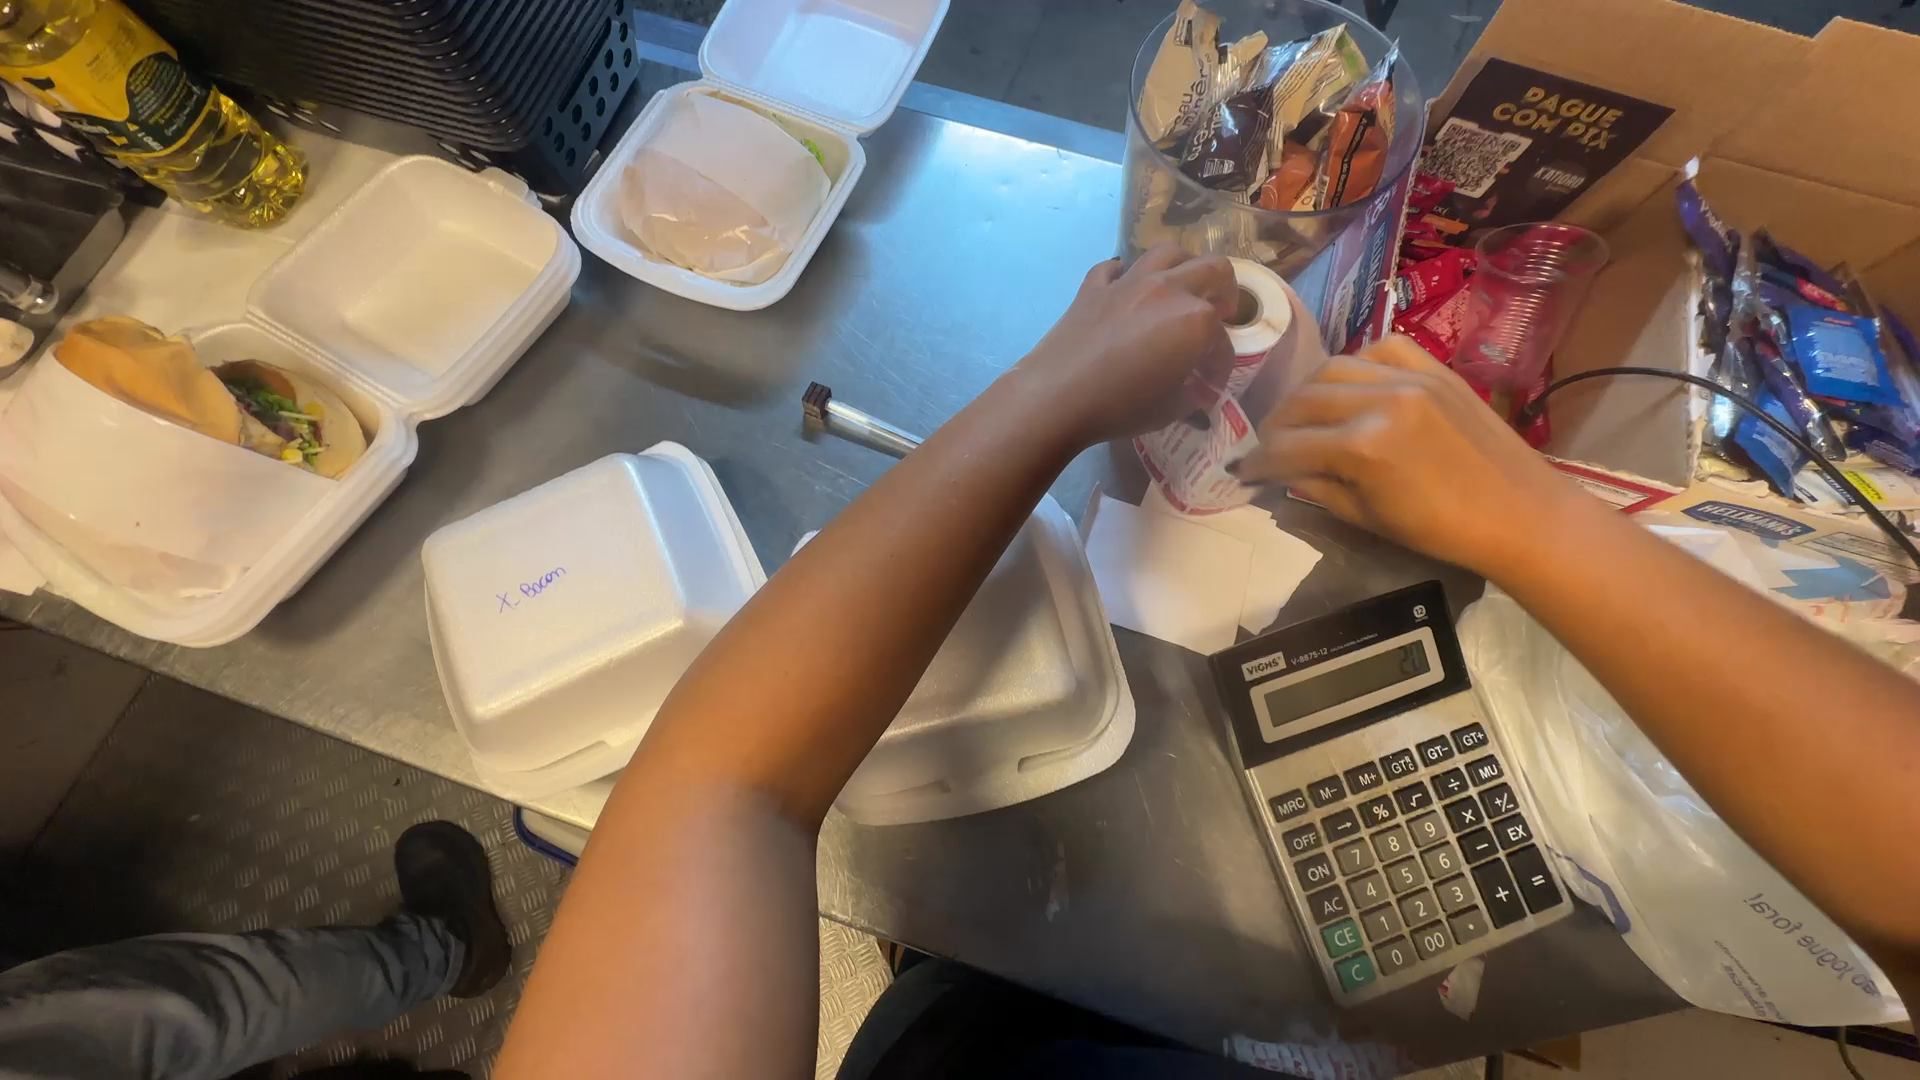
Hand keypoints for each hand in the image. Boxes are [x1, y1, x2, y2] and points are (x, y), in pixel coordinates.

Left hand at [1009, 244, 1236, 446]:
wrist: (1056, 397)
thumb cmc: (1120, 408)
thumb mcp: (1171, 410)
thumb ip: (1194, 395)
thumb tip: (1199, 391)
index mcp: (1196, 321)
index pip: (1222, 340)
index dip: (1221, 364)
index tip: (1211, 384)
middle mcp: (1168, 289)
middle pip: (1213, 270)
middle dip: (1224, 291)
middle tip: (1219, 312)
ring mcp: (1128, 282)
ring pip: (1169, 253)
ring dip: (1183, 267)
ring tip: (1180, 289)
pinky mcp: (1093, 287)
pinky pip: (1114, 268)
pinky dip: (1124, 277)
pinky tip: (1124, 292)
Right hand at [1233, 336, 1588, 575]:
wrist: (1520, 514)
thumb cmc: (1438, 529)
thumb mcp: (1362, 515)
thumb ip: (1312, 485)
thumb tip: (1275, 469)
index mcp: (1362, 447)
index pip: (1285, 447)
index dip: (1257, 463)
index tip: (1242, 472)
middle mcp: (1381, 401)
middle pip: (1300, 402)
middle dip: (1273, 428)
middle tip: (1267, 448)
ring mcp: (1410, 378)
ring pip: (1331, 369)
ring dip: (1304, 395)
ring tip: (1300, 418)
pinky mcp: (1435, 369)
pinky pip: (1379, 349)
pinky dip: (1353, 365)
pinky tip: (1347, 388)